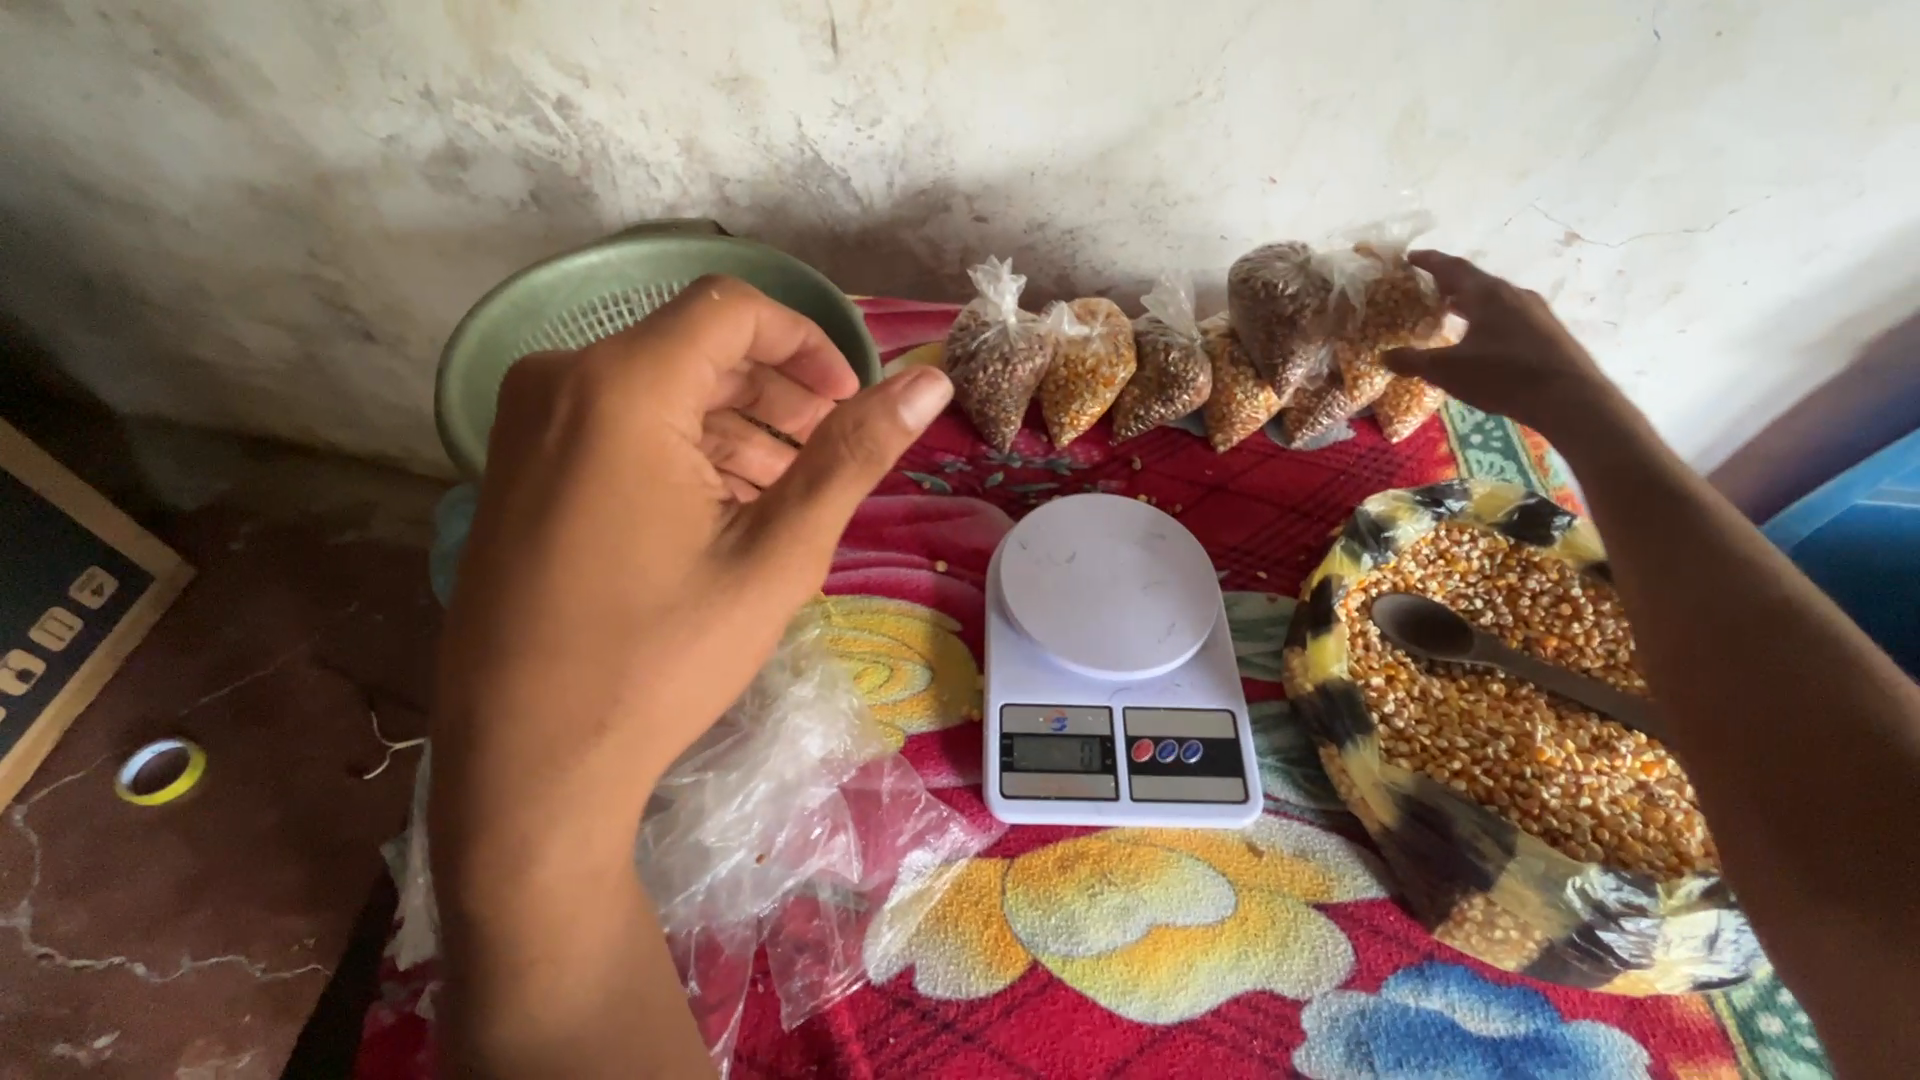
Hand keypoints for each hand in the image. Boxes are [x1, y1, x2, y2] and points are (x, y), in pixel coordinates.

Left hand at [433, 274, 951, 889]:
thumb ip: (854, 455)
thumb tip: (931, 381)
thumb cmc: (662, 657)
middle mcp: (558, 382)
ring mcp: (525, 428)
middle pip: (696, 350)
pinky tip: (721, 516)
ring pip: (659, 392)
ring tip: (784, 500)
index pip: (733, 310)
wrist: (527, 762)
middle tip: (827, 462)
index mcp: (620, 386)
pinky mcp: (517, 471)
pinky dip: (683, 454)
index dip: (807, 345)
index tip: (850, 404)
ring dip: (735, 431)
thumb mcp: (777, 554)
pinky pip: (617, 429)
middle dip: (777, 397)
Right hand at [1384, 251, 1627, 438]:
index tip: (1411, 256)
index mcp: (1487, 295)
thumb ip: (1413, 361)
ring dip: (1469, 302)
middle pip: (1476, 281)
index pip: (1453, 269)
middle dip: (1449, 283)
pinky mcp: (1546, 331)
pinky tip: (1480, 337)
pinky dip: (1486, 318)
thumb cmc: (1502, 375)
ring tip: (1450, 312)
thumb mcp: (1447, 371)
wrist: (1568, 396)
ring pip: (1494, 298)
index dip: (1429, 261)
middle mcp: (1513, 295)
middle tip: (1428, 288)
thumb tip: (1385, 355)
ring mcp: (1534, 312)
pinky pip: (1508, 315)